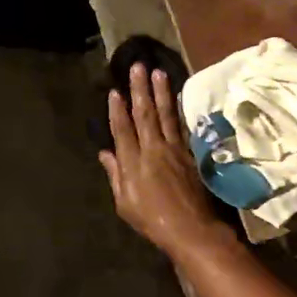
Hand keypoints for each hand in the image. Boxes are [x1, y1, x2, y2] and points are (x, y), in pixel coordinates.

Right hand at [99, 63, 230, 258]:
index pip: (123, 129)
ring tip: (158, 72)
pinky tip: (175, 97)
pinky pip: (180, 126)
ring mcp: (174, 150)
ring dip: (160, 92)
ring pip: (165, 115)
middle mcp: (153, 150)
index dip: (117, 109)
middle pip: (144, 114)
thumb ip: (115, 175)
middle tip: (137, 66)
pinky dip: (177, 109)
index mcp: (133, 163)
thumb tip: (105, 153)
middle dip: (139, 89)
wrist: (191, 229)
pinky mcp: (189, 154)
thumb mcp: (125, 203)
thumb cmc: (152, 220)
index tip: (115, 91)